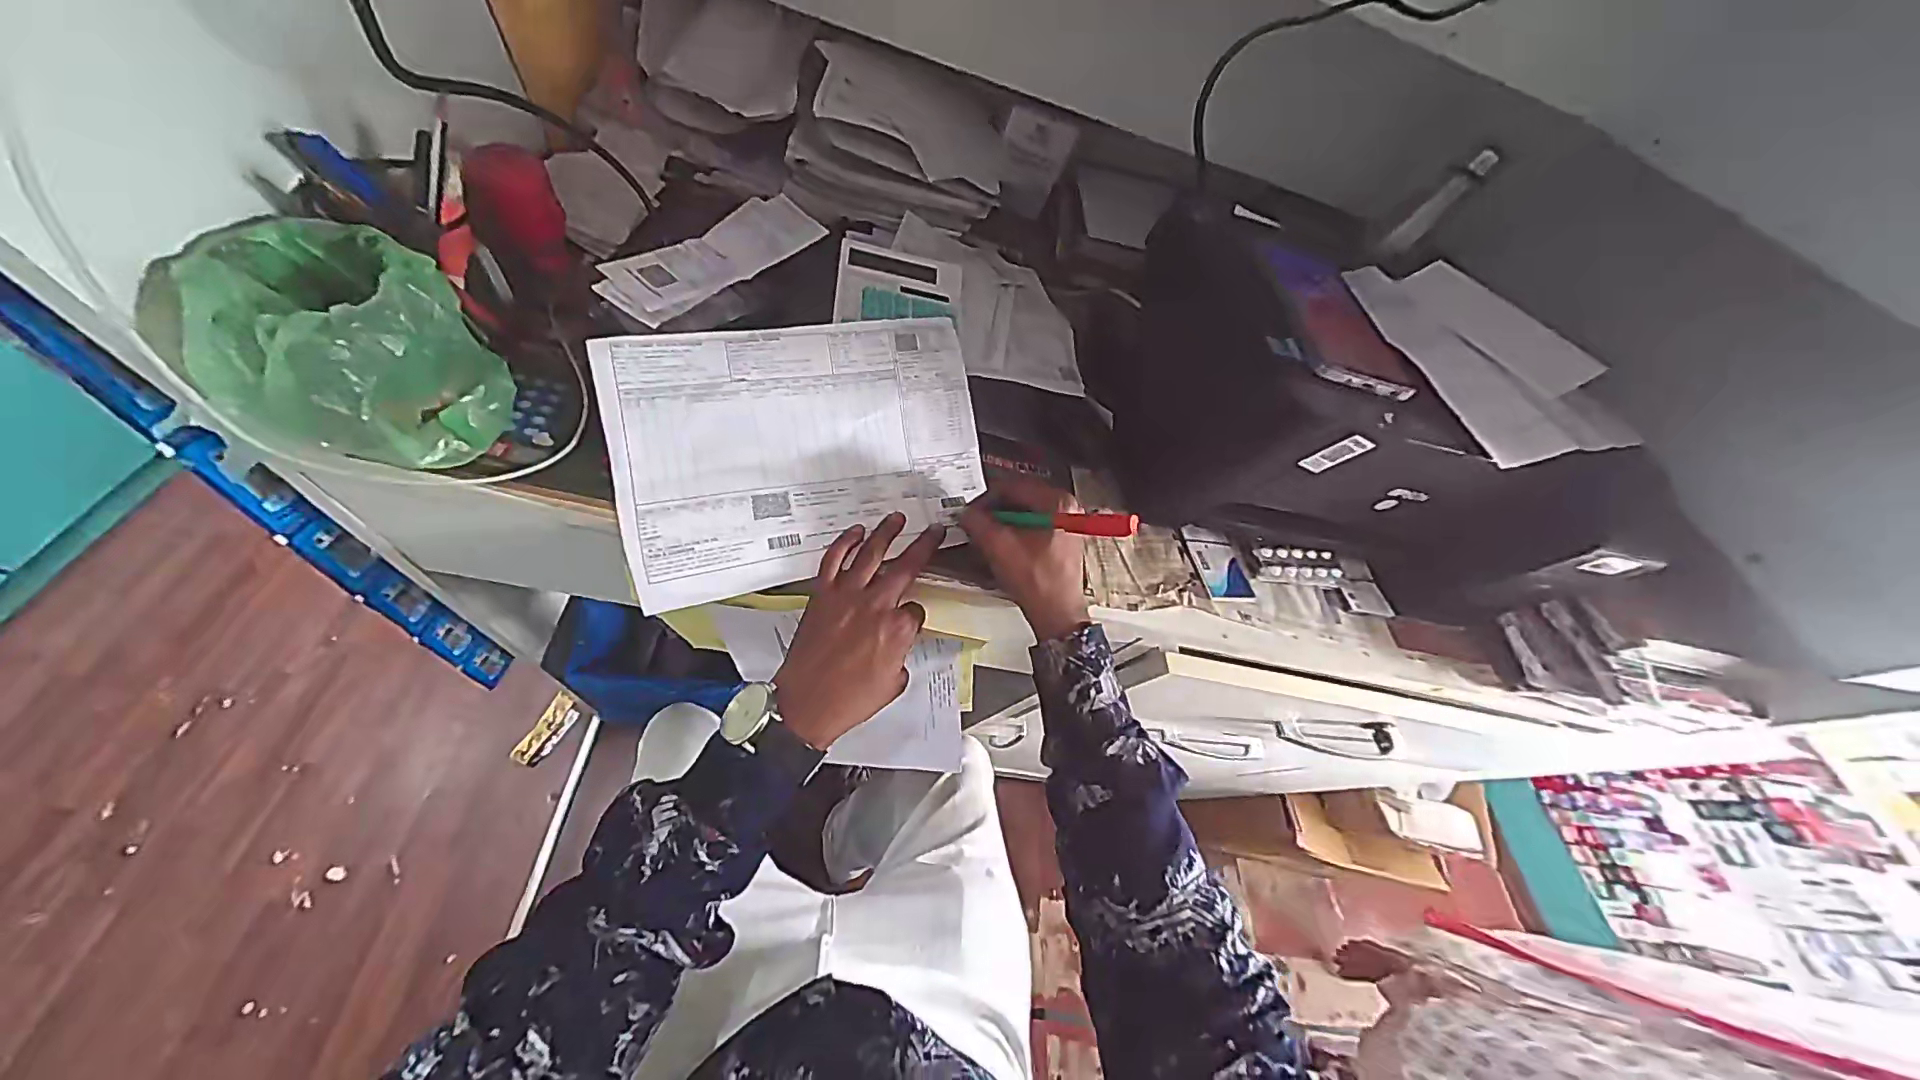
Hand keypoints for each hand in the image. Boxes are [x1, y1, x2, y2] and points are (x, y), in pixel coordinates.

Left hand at [773, 512, 943, 749]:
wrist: (805, 704)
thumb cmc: (847, 700)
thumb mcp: (892, 682)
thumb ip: (901, 652)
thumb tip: (899, 640)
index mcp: (896, 630)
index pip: (917, 609)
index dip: (915, 614)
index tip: (910, 620)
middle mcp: (874, 606)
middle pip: (907, 566)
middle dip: (925, 545)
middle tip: (934, 532)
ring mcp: (846, 596)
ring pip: (872, 553)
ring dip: (887, 532)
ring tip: (897, 519)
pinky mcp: (821, 595)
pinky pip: (834, 559)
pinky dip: (845, 542)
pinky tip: (856, 532)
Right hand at [959, 474, 1089, 641]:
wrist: (1057, 614)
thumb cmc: (1036, 582)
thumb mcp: (999, 546)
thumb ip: (978, 522)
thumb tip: (966, 512)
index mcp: (1057, 503)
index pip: (1012, 486)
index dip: (986, 498)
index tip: (970, 511)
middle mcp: (1066, 509)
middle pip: (1020, 498)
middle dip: (994, 510)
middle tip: (974, 522)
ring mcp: (1066, 524)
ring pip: (1025, 512)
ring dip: (1002, 521)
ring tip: (984, 535)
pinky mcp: (1062, 540)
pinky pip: (1032, 525)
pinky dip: (1014, 531)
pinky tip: (1000, 545)